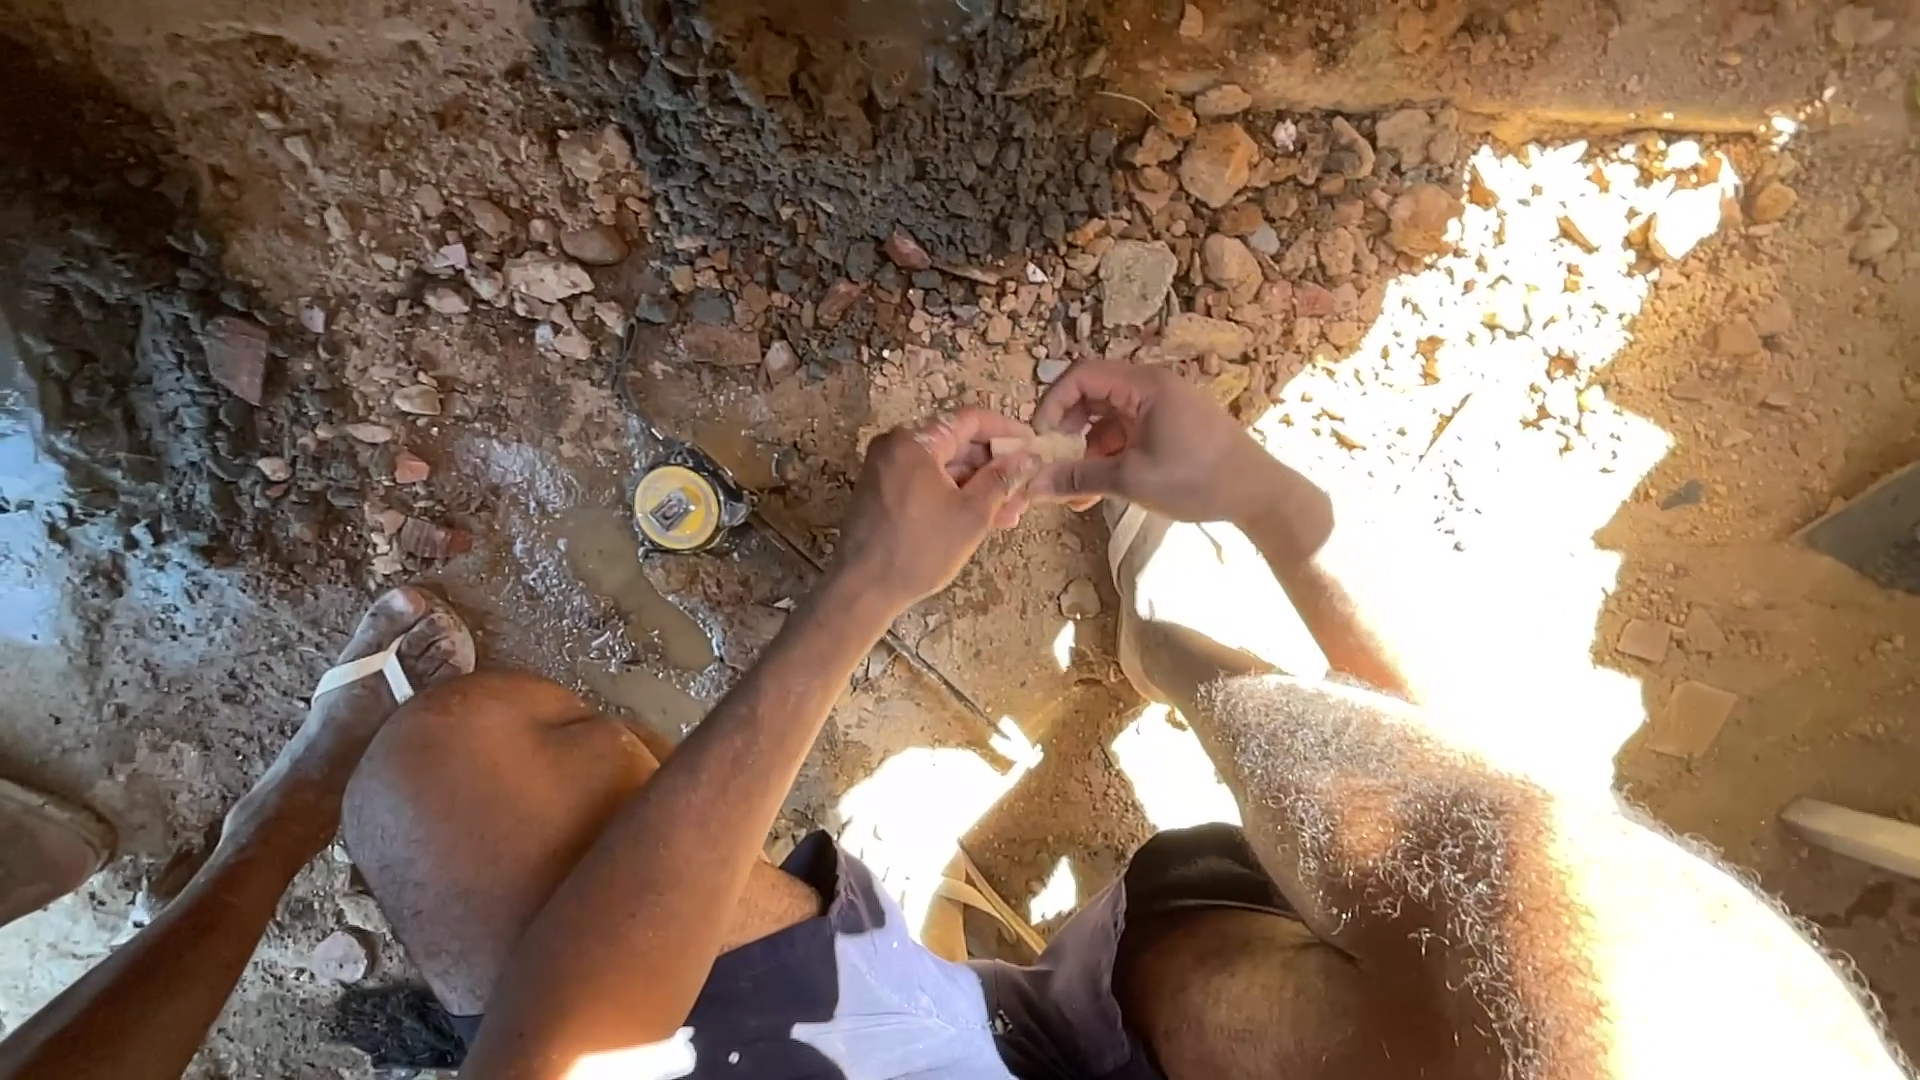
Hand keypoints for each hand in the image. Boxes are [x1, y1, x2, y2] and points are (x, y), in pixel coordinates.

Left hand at [832, 409, 1036, 609]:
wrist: (863, 588)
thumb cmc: (919, 550)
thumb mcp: (971, 514)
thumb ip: (1002, 479)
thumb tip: (1028, 457)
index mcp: (914, 442)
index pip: (970, 420)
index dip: (1006, 431)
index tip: (1033, 444)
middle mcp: (896, 447)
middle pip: (957, 445)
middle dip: (995, 468)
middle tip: (1026, 485)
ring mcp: (887, 471)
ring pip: (944, 470)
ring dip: (979, 488)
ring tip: (1013, 512)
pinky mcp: (884, 494)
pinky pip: (927, 486)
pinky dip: (955, 498)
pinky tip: (986, 519)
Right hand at [1029, 360, 1276, 522]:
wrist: (1257, 494)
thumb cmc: (1197, 480)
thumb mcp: (1131, 480)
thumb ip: (1078, 478)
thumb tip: (1033, 485)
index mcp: (1145, 385)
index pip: (1081, 375)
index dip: (1052, 403)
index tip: (1039, 438)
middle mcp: (1151, 387)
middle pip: (1091, 396)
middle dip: (1066, 431)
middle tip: (1051, 463)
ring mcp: (1160, 407)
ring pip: (1105, 420)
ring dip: (1085, 452)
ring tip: (1073, 491)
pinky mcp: (1167, 427)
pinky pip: (1124, 435)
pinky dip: (1107, 458)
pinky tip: (1095, 493)